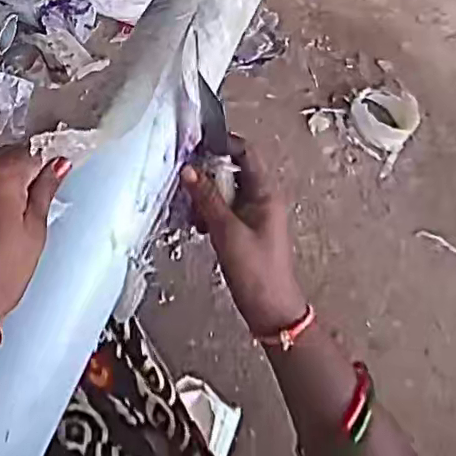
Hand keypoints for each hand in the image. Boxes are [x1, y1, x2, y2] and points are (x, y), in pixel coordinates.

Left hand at [0, 149, 67, 322]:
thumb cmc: (0, 270)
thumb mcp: (33, 233)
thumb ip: (45, 191)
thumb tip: (58, 164)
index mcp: (3, 172)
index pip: (34, 150)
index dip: (47, 163)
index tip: (55, 174)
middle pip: (9, 153)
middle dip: (23, 168)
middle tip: (35, 196)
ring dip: (2, 175)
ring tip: (11, 206)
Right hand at [181, 140, 308, 334]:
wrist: (271, 313)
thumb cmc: (256, 270)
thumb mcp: (227, 230)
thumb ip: (207, 197)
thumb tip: (188, 169)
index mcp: (265, 192)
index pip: (245, 152)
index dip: (222, 143)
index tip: (195, 142)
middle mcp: (259, 197)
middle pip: (230, 169)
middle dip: (206, 171)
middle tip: (184, 176)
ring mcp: (251, 213)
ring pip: (223, 188)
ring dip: (204, 193)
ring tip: (190, 205)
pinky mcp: (242, 228)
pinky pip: (220, 206)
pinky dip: (206, 209)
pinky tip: (196, 222)